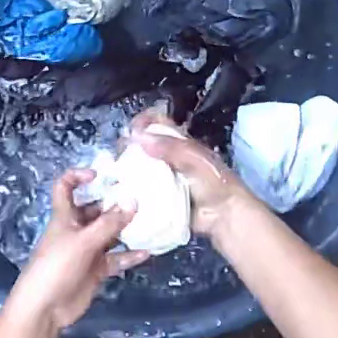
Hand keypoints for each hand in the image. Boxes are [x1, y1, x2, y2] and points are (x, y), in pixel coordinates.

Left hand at [5, 170, 148, 329]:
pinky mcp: (95, 270)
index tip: (100, 175)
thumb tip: (134, 200)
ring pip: (109, 234)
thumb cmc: (57, 266)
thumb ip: (110, 223)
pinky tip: (147, 252)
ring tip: (149, 221)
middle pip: (95, 210)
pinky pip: (116, 258)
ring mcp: (87, 251)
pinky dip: (129, 255)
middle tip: (140, 196)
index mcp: (64, 216)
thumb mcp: (83, 240)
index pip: (65, 187)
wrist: (44, 308)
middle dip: (114, 203)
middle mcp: (76, 230)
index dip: (78, 176)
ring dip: (126, 229)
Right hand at [127, 108, 260, 237]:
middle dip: (129, 147)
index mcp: (179, 143)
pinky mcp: (158, 198)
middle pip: (143, 146)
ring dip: (126, 169)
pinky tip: (120, 190)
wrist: (223, 215)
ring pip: (138, 169)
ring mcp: (162, 179)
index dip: (144, 122)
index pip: (157, 125)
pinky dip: (130, 190)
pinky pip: (140, 191)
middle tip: (120, 154)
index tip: (131, 130)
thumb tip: (138, 137)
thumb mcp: (194, 158)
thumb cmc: (213, 182)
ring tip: (115, 172)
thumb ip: (169, 146)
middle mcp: (168, 158)